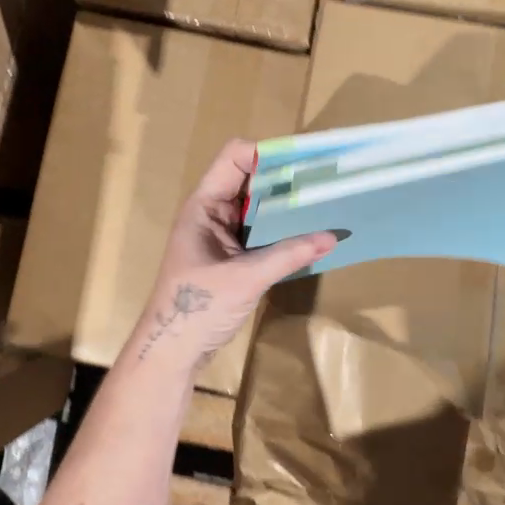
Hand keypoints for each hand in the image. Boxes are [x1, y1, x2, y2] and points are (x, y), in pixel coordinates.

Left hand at [130, 139, 336, 372]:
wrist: (172, 351)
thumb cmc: (197, 307)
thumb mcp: (245, 278)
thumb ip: (288, 254)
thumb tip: (331, 237)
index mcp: (204, 206)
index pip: (235, 158)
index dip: (267, 153)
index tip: (305, 160)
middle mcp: (213, 214)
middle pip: (251, 180)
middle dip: (285, 178)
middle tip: (326, 180)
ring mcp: (223, 237)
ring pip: (260, 208)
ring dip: (288, 206)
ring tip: (326, 202)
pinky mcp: (234, 259)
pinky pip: (263, 234)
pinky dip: (284, 231)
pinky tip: (312, 234)